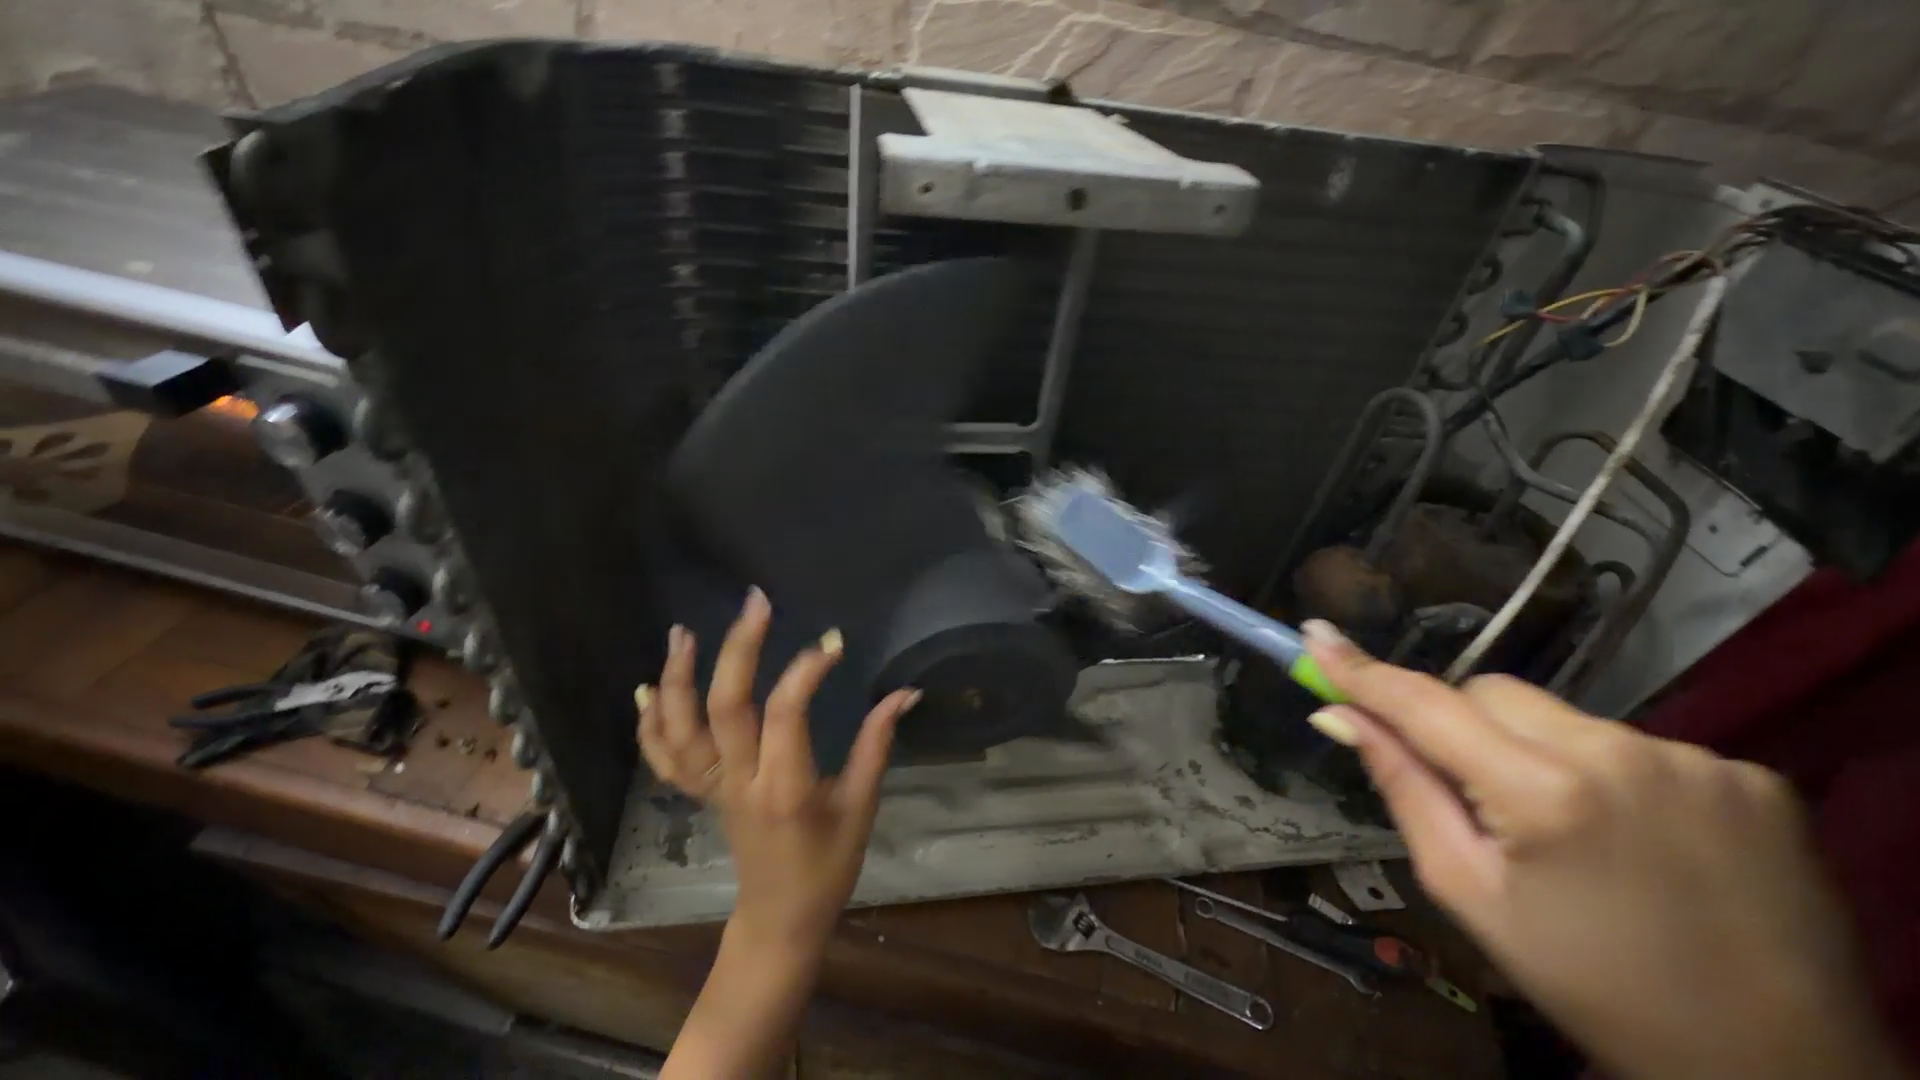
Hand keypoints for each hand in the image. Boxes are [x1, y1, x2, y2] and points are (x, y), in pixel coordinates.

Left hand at [636, 587, 918, 949]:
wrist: (781, 916)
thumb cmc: (829, 865)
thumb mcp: (861, 806)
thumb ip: (877, 745)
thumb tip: (906, 692)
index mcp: (785, 787)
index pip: (786, 713)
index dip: (807, 670)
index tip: (832, 642)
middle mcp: (740, 781)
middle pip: (725, 707)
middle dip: (739, 648)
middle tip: (757, 603)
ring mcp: (712, 788)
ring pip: (680, 728)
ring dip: (677, 678)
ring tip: (684, 632)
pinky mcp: (699, 793)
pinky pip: (664, 758)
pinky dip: (650, 723)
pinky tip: (648, 687)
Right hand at [1300, 620, 1906, 1079]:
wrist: (1766, 1061)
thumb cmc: (1583, 980)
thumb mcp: (1467, 891)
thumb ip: (1404, 789)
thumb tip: (1339, 715)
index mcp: (1542, 793)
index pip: (1427, 704)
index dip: (1363, 669)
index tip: (1314, 632)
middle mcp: (1622, 752)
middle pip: (1497, 694)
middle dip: (1463, 724)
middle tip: (1471, 791)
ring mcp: (1698, 759)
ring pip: (1567, 718)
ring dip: (1542, 751)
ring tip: (1569, 830)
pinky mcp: (1754, 776)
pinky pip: (1642, 745)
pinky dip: (1614, 774)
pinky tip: (1638, 836)